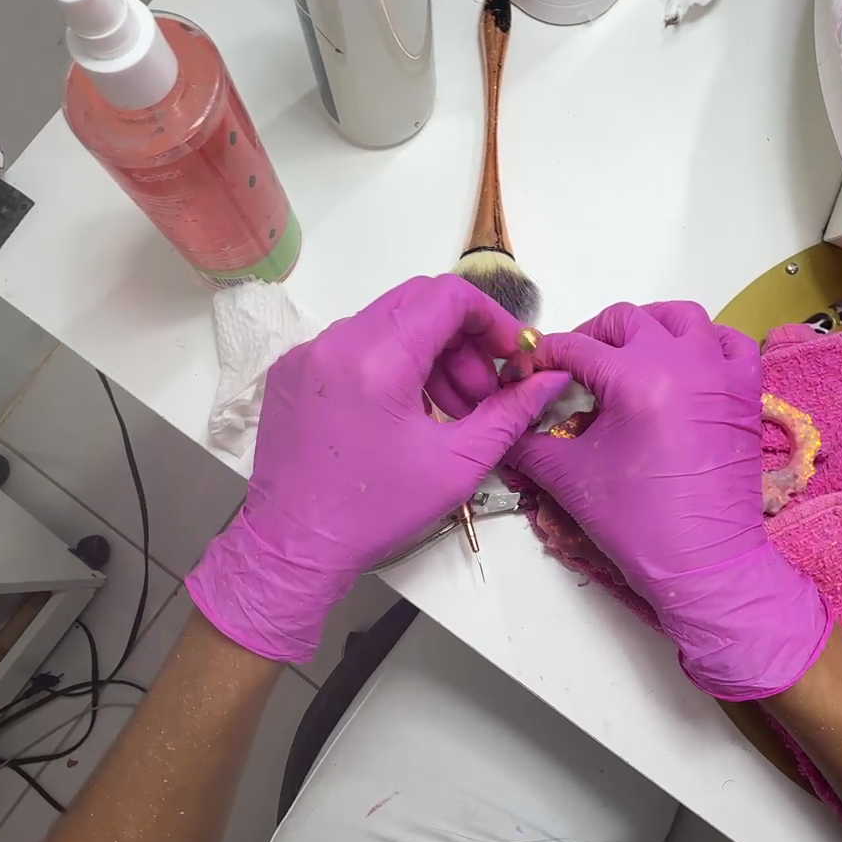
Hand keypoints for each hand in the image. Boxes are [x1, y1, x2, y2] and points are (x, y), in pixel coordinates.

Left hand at [188, 275, 572, 662]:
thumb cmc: (377, 511)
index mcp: (377, 358)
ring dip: (427, 355)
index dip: (491, 318)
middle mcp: (336, 341)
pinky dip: (390, 364)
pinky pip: (354, 345)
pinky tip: (402, 413)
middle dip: (462, 340)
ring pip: (386, 322)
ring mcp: (307, 353)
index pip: (448, 296)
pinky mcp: (291, 370)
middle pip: (417, 302)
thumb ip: (510, 413)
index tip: (509, 357)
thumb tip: (550, 378)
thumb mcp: (457, 464)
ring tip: (445, 410)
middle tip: (480, 394)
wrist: (294, 546)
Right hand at [508, 302, 829, 699]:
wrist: (703, 563)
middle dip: (590, 335)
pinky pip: (728, 341)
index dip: (543, 356)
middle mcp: (681, 361)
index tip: (528, 373)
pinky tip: (683, 363)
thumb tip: (503, 424)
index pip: (575, 347)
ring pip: (680, 316)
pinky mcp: (745, 391)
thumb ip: (526, 442)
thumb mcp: (566, 477)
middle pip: (626, 318)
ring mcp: (719, 372)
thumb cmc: (634, 521)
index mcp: (634, 379)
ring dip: (646, 327)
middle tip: (573, 368)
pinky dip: (704, 340)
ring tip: (626, 355)